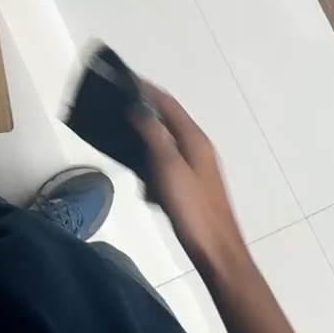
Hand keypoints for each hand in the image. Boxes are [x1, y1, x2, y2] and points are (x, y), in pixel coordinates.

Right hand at [138, 81, 246, 266]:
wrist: (217, 253)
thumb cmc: (193, 209)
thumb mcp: (169, 168)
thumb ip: (154, 135)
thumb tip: (138, 108)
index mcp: (195, 140)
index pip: (168, 103)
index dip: (146, 89)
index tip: (122, 78)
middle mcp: (198, 147)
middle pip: (168, 118)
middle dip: (144, 108)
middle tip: (116, 104)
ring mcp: (196, 166)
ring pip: (166, 139)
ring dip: (146, 133)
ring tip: (120, 131)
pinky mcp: (191, 183)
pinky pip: (166, 159)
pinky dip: (150, 156)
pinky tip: (137, 168)